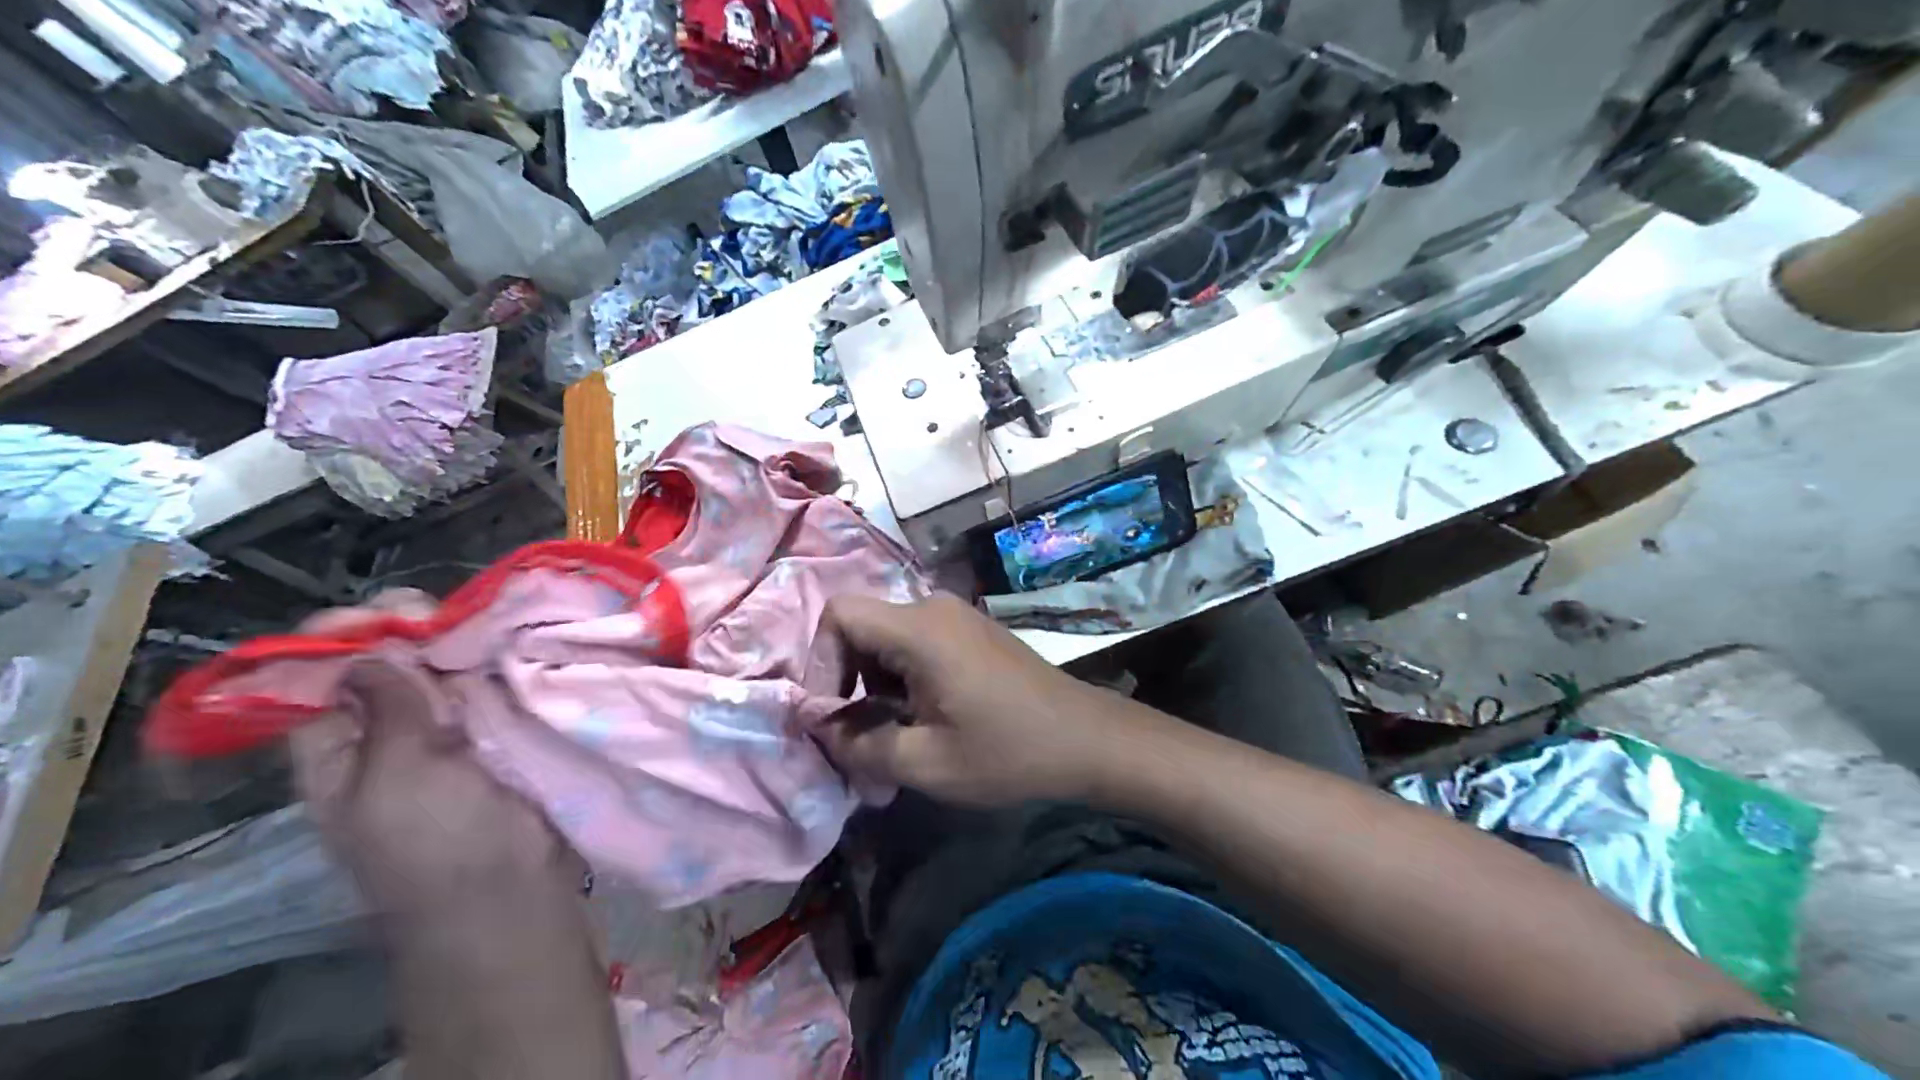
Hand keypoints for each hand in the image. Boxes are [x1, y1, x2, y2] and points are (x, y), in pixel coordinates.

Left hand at [287, 590, 585, 924]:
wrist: (512, 888)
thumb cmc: (435, 843)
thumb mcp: (393, 778)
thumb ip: (387, 710)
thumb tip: (371, 651)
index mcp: (339, 751)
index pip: (323, 679)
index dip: (344, 639)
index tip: (385, 614)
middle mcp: (392, 733)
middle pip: (389, 664)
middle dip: (409, 631)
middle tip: (438, 614)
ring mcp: (452, 730)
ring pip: (447, 668)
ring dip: (461, 642)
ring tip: (484, 619)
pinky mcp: (504, 729)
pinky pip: (496, 684)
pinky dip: (502, 659)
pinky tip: (514, 637)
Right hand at [817, 593, 1164, 806]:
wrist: (1087, 739)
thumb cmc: (1008, 752)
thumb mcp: (926, 763)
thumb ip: (859, 744)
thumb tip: (818, 725)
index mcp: (919, 629)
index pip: (839, 614)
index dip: (820, 662)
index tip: (833, 714)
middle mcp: (933, 607)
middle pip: (862, 626)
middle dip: (849, 679)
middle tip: (861, 734)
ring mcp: (956, 616)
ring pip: (887, 637)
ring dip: (877, 683)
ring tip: (897, 732)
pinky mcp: (971, 631)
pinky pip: (916, 642)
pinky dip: (903, 676)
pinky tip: (926, 716)